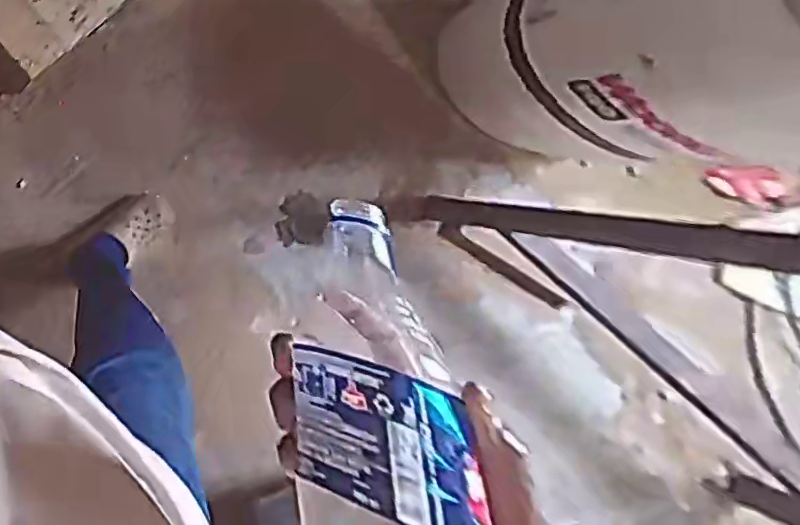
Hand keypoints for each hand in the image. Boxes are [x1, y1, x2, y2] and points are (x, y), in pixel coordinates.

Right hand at [269, 334, 540, 524]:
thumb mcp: (514, 502)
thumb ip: (501, 454)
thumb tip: (474, 391)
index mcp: (428, 419)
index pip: (390, 353)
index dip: (360, 319)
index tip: (328, 298)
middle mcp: (389, 429)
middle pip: (333, 374)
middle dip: (299, 361)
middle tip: (285, 364)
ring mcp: (365, 458)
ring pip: (309, 408)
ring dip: (288, 402)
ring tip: (287, 416)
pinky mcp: (343, 486)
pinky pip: (306, 455)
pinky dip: (290, 449)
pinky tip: (292, 455)